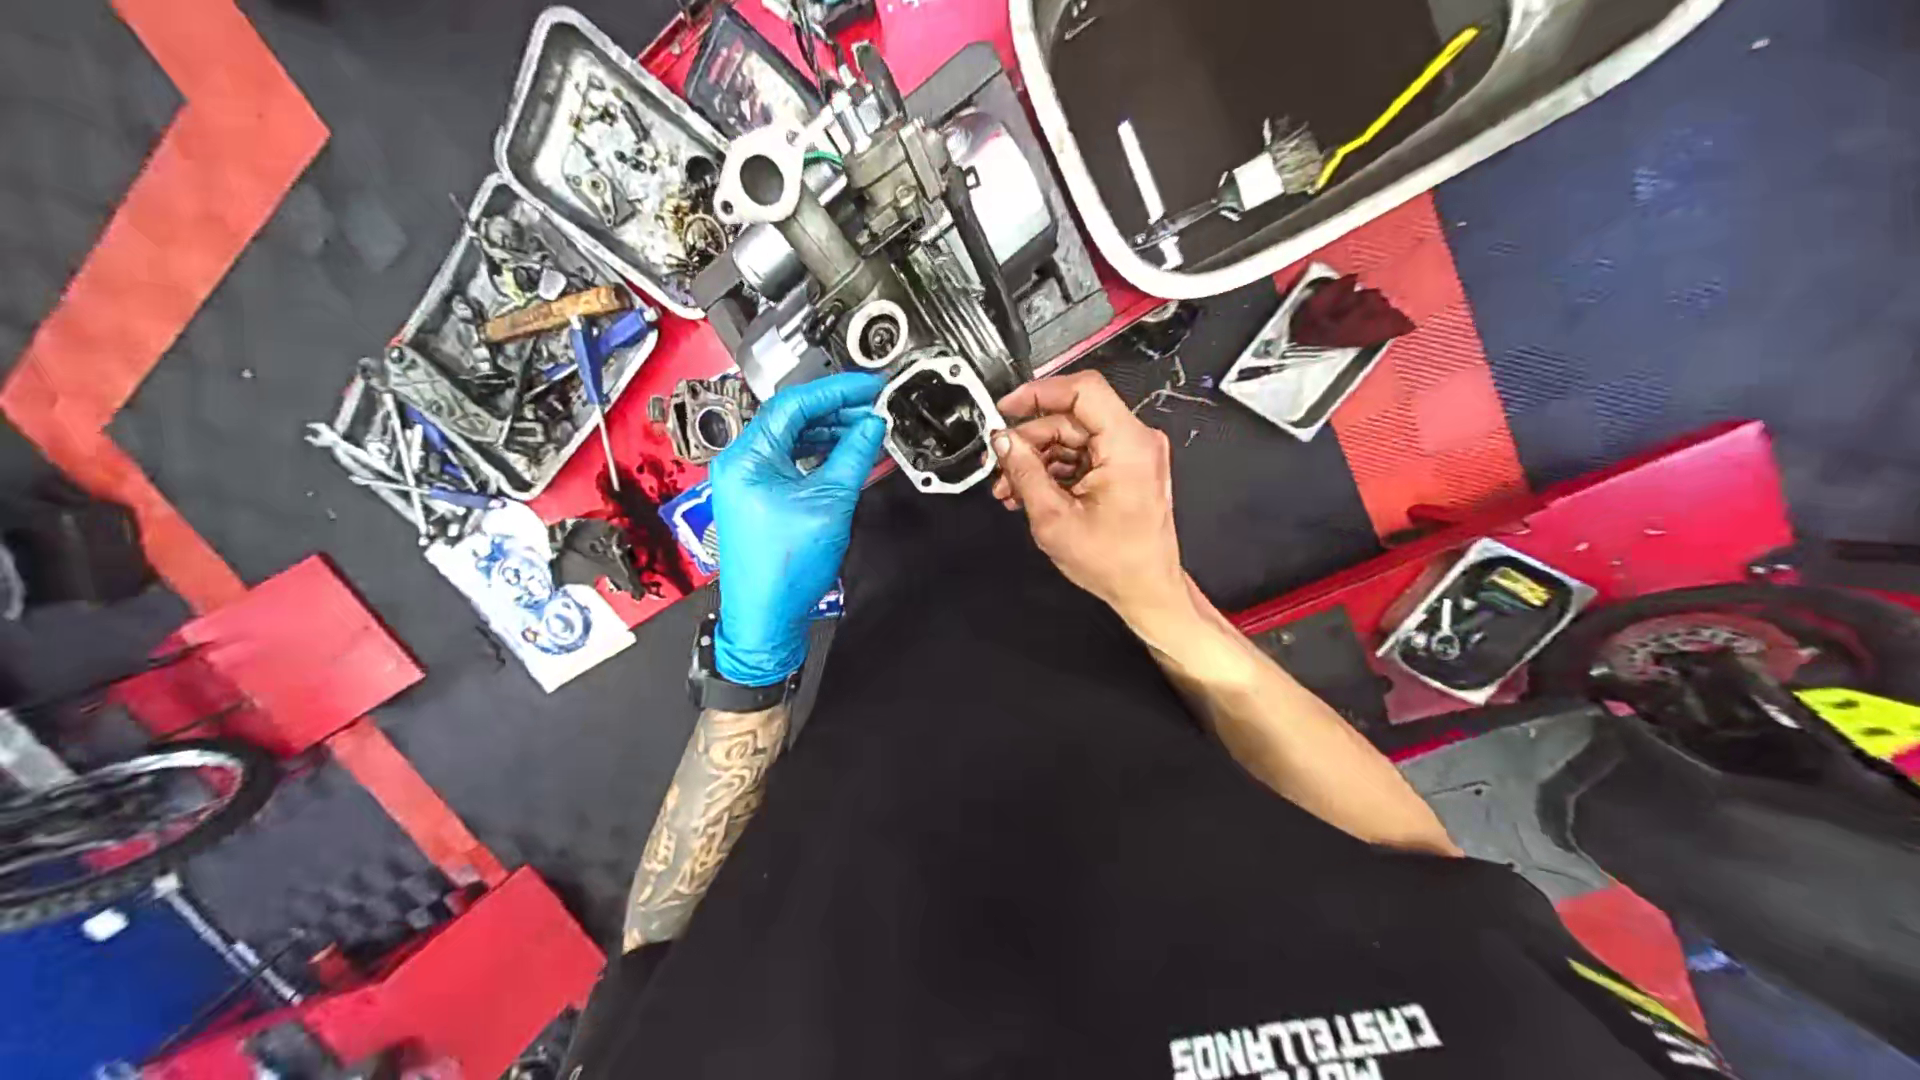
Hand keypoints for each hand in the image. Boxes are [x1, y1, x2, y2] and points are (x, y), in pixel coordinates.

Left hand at [709, 373, 888, 685]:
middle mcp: (742, 464)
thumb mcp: (829, 503)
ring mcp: (751, 481)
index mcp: (747, 458)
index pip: (794, 404)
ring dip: (832, 433)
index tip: (868, 386)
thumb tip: (871, 426)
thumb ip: (853, 456)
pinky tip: (850, 455)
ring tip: (868, 431)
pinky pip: (795, 463)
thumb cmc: (783, 571)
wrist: (767, 617)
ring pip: (796, 440)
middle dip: (838, 412)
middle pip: (794, 419)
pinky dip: (823, 456)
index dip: (837, 391)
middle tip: (874, 408)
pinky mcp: (763, 497)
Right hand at [990, 371, 1188, 628]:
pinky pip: (1083, 453)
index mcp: (1128, 446)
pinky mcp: (1126, 467)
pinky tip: (1031, 490)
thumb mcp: (1054, 518)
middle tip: (1002, 465)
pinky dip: (1055, 469)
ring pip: (1072, 437)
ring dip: (1038, 459)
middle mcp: (1136, 442)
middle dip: (1030, 440)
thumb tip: (1003, 441)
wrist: (1145, 589)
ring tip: (1012, 487)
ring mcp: (1132, 455)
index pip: (1082, 391)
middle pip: (1071, 418)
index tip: (1007, 409)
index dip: (1038, 393)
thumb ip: (1024, 472)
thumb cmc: (1116, 563)